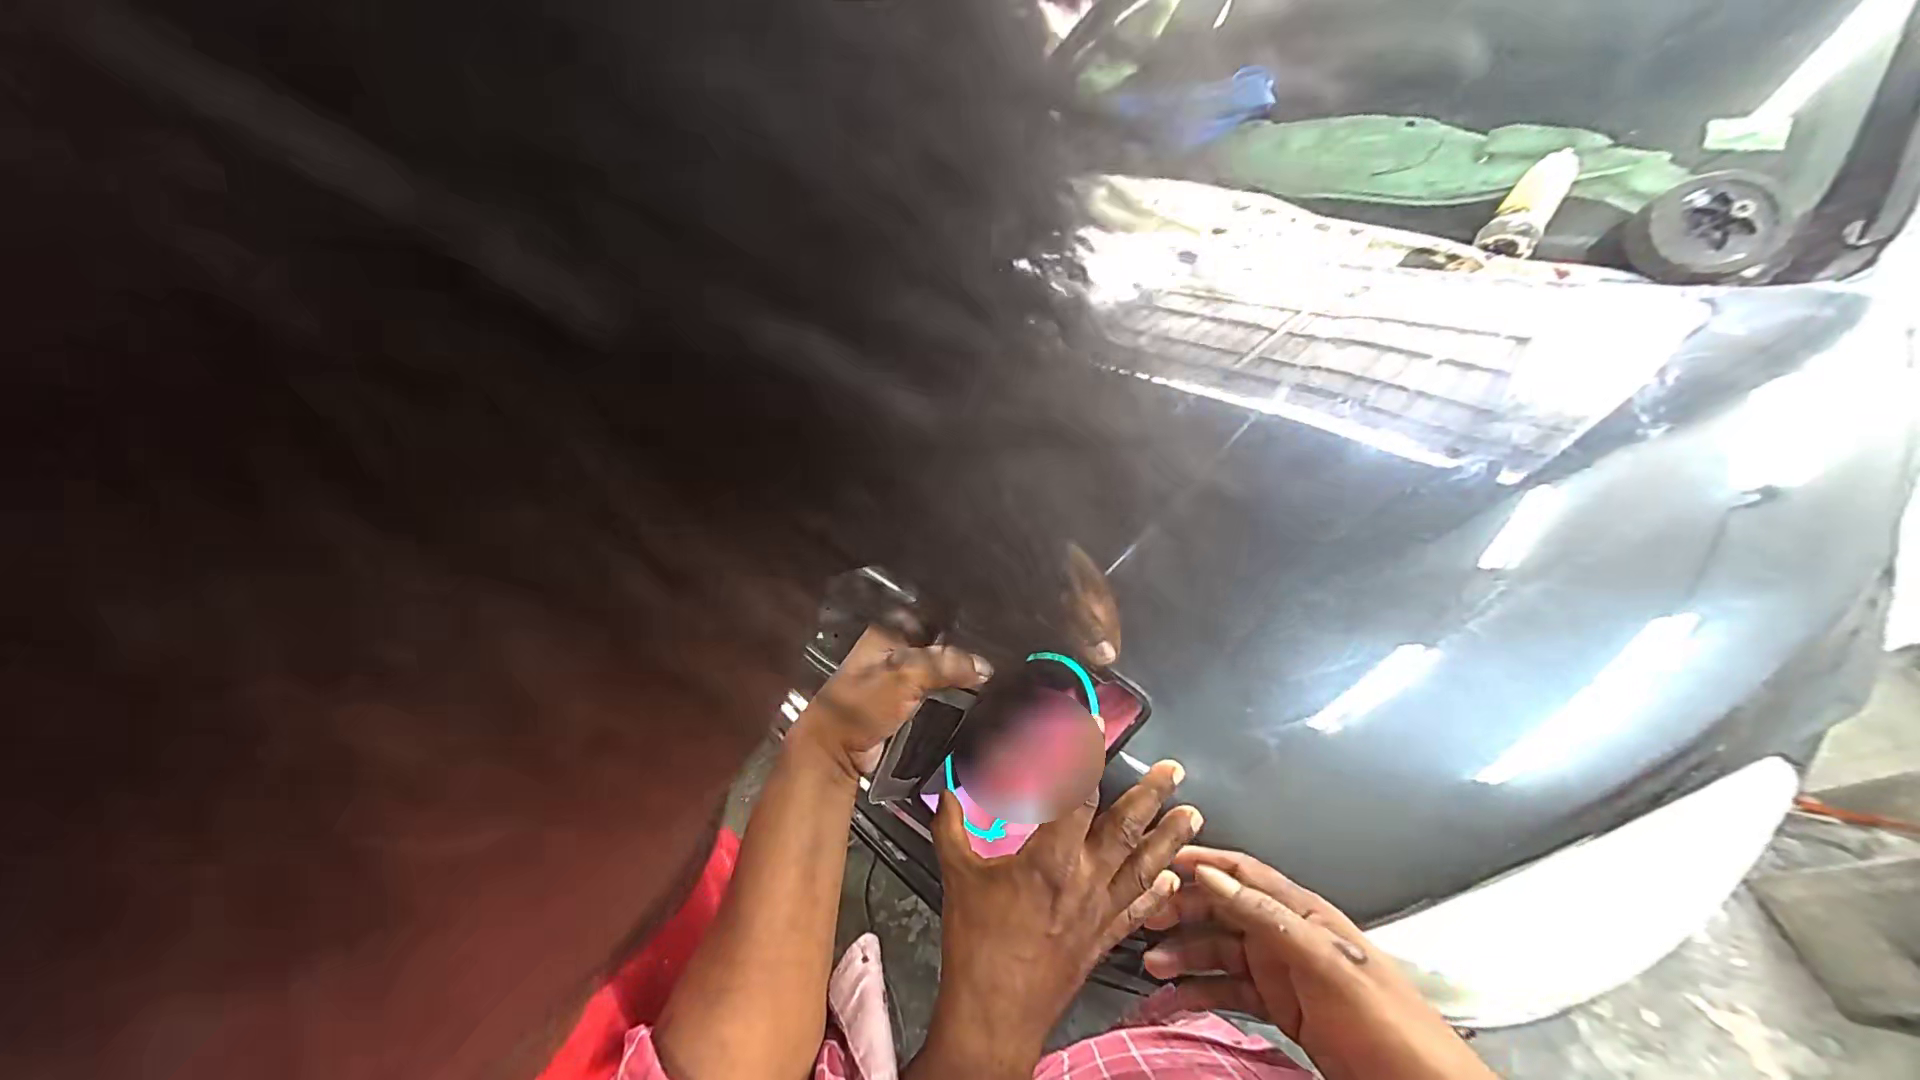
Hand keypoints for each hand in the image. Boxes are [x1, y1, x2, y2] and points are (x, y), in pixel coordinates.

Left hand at [795, 625, 990, 776]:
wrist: (838, 750)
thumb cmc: (862, 704)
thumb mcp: (905, 675)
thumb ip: (946, 665)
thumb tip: (984, 668)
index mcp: (887, 631)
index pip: (931, 616)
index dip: (957, 623)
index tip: (986, 630)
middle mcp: (893, 649)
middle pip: (937, 643)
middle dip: (961, 652)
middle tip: (992, 655)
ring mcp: (898, 676)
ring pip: (938, 669)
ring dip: (957, 675)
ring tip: (988, 675)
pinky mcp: (904, 701)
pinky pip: (935, 692)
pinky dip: (950, 694)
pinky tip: (971, 694)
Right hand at [916, 761, 1203, 1078]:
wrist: (995, 1014)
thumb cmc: (976, 942)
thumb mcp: (955, 871)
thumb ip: (952, 825)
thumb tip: (947, 792)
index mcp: (1049, 857)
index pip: (1076, 792)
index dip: (1087, 754)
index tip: (1098, 726)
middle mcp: (1083, 879)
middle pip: (1126, 828)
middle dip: (1153, 794)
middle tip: (1174, 770)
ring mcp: (1099, 911)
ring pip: (1144, 866)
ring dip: (1170, 838)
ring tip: (1193, 814)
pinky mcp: (1103, 939)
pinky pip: (1138, 910)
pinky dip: (1157, 891)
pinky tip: (1171, 878)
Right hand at [1142, 847, 1495, 1079]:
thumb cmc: (1385, 1024)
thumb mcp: (1324, 963)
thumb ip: (1265, 916)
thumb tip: (1208, 874)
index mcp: (1301, 912)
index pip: (1242, 872)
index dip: (1202, 861)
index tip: (1161, 859)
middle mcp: (1286, 934)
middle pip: (1223, 908)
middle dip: (1183, 910)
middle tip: (1144, 917)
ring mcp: (1282, 971)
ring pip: (1220, 950)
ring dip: (1184, 954)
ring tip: (1152, 965)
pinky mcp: (1280, 1008)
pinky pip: (1229, 989)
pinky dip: (1199, 991)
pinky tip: (1175, 998)